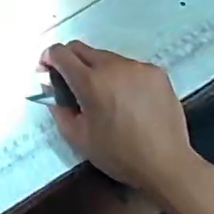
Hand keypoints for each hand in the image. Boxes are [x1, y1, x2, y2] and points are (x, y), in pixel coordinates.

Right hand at [41, 41, 204, 204]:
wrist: (167, 163)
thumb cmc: (119, 154)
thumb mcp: (79, 138)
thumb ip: (59, 110)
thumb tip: (51, 90)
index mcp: (90, 81)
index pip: (60, 52)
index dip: (48, 57)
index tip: (47, 69)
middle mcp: (112, 66)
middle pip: (81, 49)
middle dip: (70, 61)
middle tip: (72, 83)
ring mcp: (136, 66)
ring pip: (107, 58)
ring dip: (98, 70)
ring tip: (106, 96)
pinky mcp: (156, 71)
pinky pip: (130, 67)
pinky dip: (122, 77)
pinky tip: (130, 100)